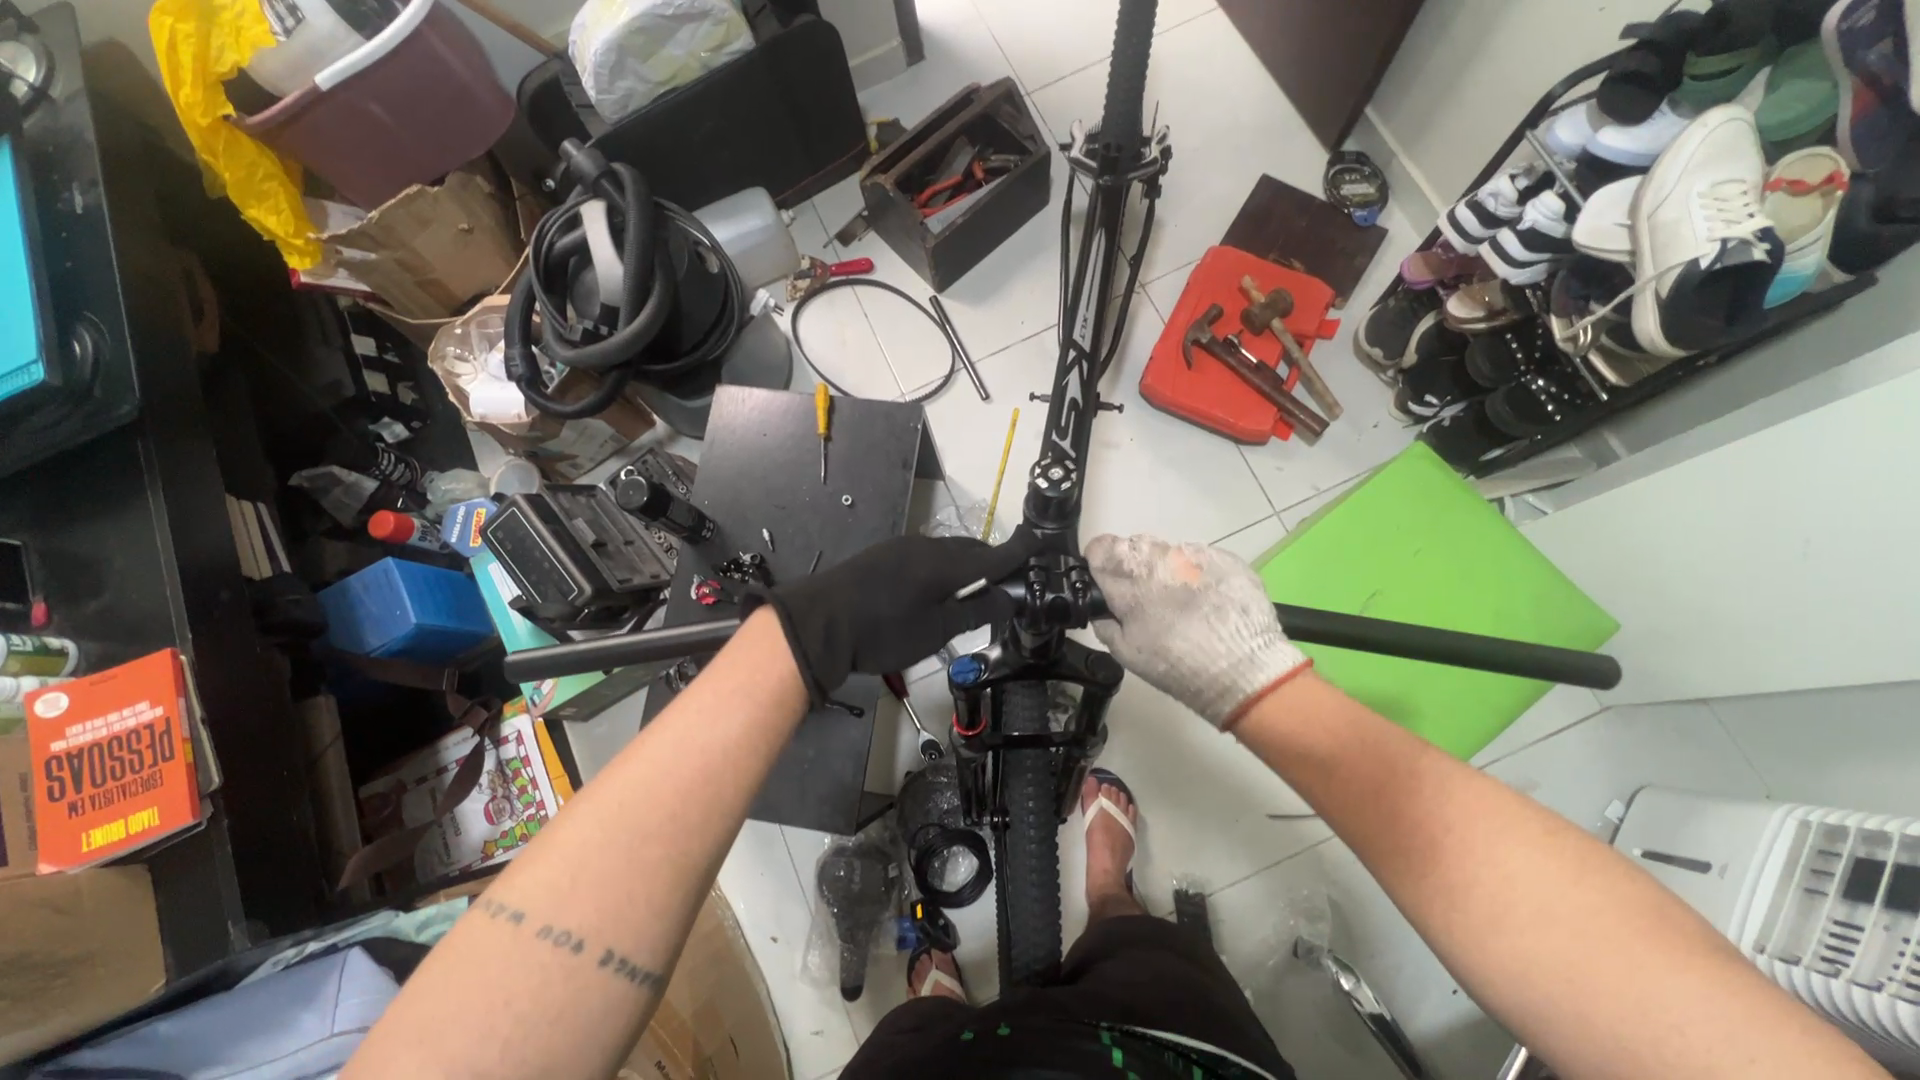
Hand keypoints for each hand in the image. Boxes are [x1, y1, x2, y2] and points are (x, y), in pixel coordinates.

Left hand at [749, 531, 1038, 704]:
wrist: (820, 623)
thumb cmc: (882, 632)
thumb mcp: (936, 630)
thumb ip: (975, 612)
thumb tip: (1008, 597)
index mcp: (946, 564)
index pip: (995, 554)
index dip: (1020, 551)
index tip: (1040, 543)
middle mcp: (927, 547)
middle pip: (971, 550)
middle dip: (993, 562)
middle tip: (1008, 583)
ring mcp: (901, 548)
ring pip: (947, 553)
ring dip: (966, 566)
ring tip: (974, 590)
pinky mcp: (883, 556)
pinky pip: (926, 556)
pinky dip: (943, 569)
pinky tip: (936, 588)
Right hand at [1086, 534, 1308, 728]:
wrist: (1243, 669)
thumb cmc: (1175, 665)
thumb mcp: (1124, 652)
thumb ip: (1106, 620)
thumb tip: (1103, 607)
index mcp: (1127, 576)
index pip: (1099, 547)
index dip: (1101, 565)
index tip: (1110, 586)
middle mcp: (1158, 554)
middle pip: (1133, 547)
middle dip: (1135, 570)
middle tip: (1149, 602)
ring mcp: (1194, 553)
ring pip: (1169, 552)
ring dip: (1168, 572)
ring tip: (1184, 605)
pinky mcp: (1225, 557)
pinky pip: (1201, 560)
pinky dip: (1199, 576)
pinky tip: (1209, 604)